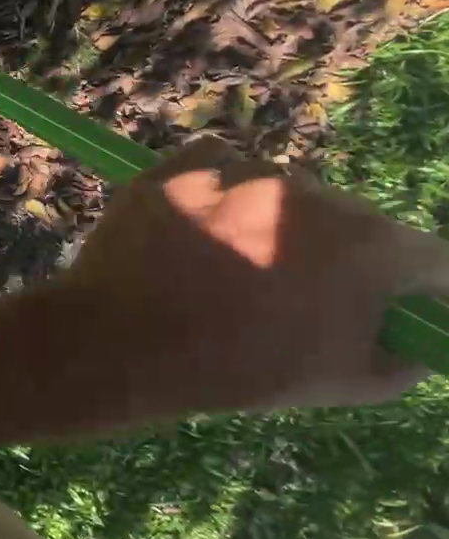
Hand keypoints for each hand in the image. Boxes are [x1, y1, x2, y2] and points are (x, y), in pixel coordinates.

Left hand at [63, 137, 448, 411]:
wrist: (121, 340)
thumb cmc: (239, 367)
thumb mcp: (352, 378)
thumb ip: (405, 347)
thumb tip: (413, 327)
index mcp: (369, 245)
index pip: (427, 257)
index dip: (412, 285)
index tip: (385, 302)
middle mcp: (306, 195)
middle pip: (350, 218)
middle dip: (336, 249)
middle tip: (290, 285)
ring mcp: (232, 176)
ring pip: (281, 187)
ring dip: (273, 213)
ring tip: (234, 256)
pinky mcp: (171, 170)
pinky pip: (214, 161)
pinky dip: (216, 183)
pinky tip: (203, 218)